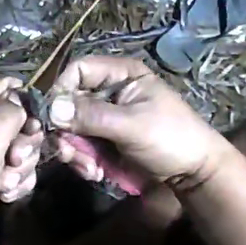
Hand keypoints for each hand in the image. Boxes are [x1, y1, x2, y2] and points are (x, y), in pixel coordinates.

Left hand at [0, 78, 40, 244]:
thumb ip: (5, 117)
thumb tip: (20, 102)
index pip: (3, 87)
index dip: (24, 100)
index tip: (33, 122)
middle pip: (18, 121)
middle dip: (25, 141)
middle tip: (14, 159)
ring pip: (21, 149)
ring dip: (21, 167)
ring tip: (4, 184)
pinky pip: (15, 172)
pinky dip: (15, 184)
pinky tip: (5, 196)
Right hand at [44, 56, 233, 190]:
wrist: (194, 174)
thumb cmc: (171, 138)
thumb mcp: (131, 125)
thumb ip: (92, 116)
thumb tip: (51, 108)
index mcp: (121, 74)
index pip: (77, 70)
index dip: (61, 91)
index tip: (53, 118)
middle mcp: (109, 92)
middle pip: (68, 103)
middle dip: (67, 132)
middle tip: (71, 155)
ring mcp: (105, 118)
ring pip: (70, 129)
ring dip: (74, 151)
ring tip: (90, 170)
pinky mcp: (104, 141)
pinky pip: (81, 147)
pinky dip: (83, 162)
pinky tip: (96, 174)